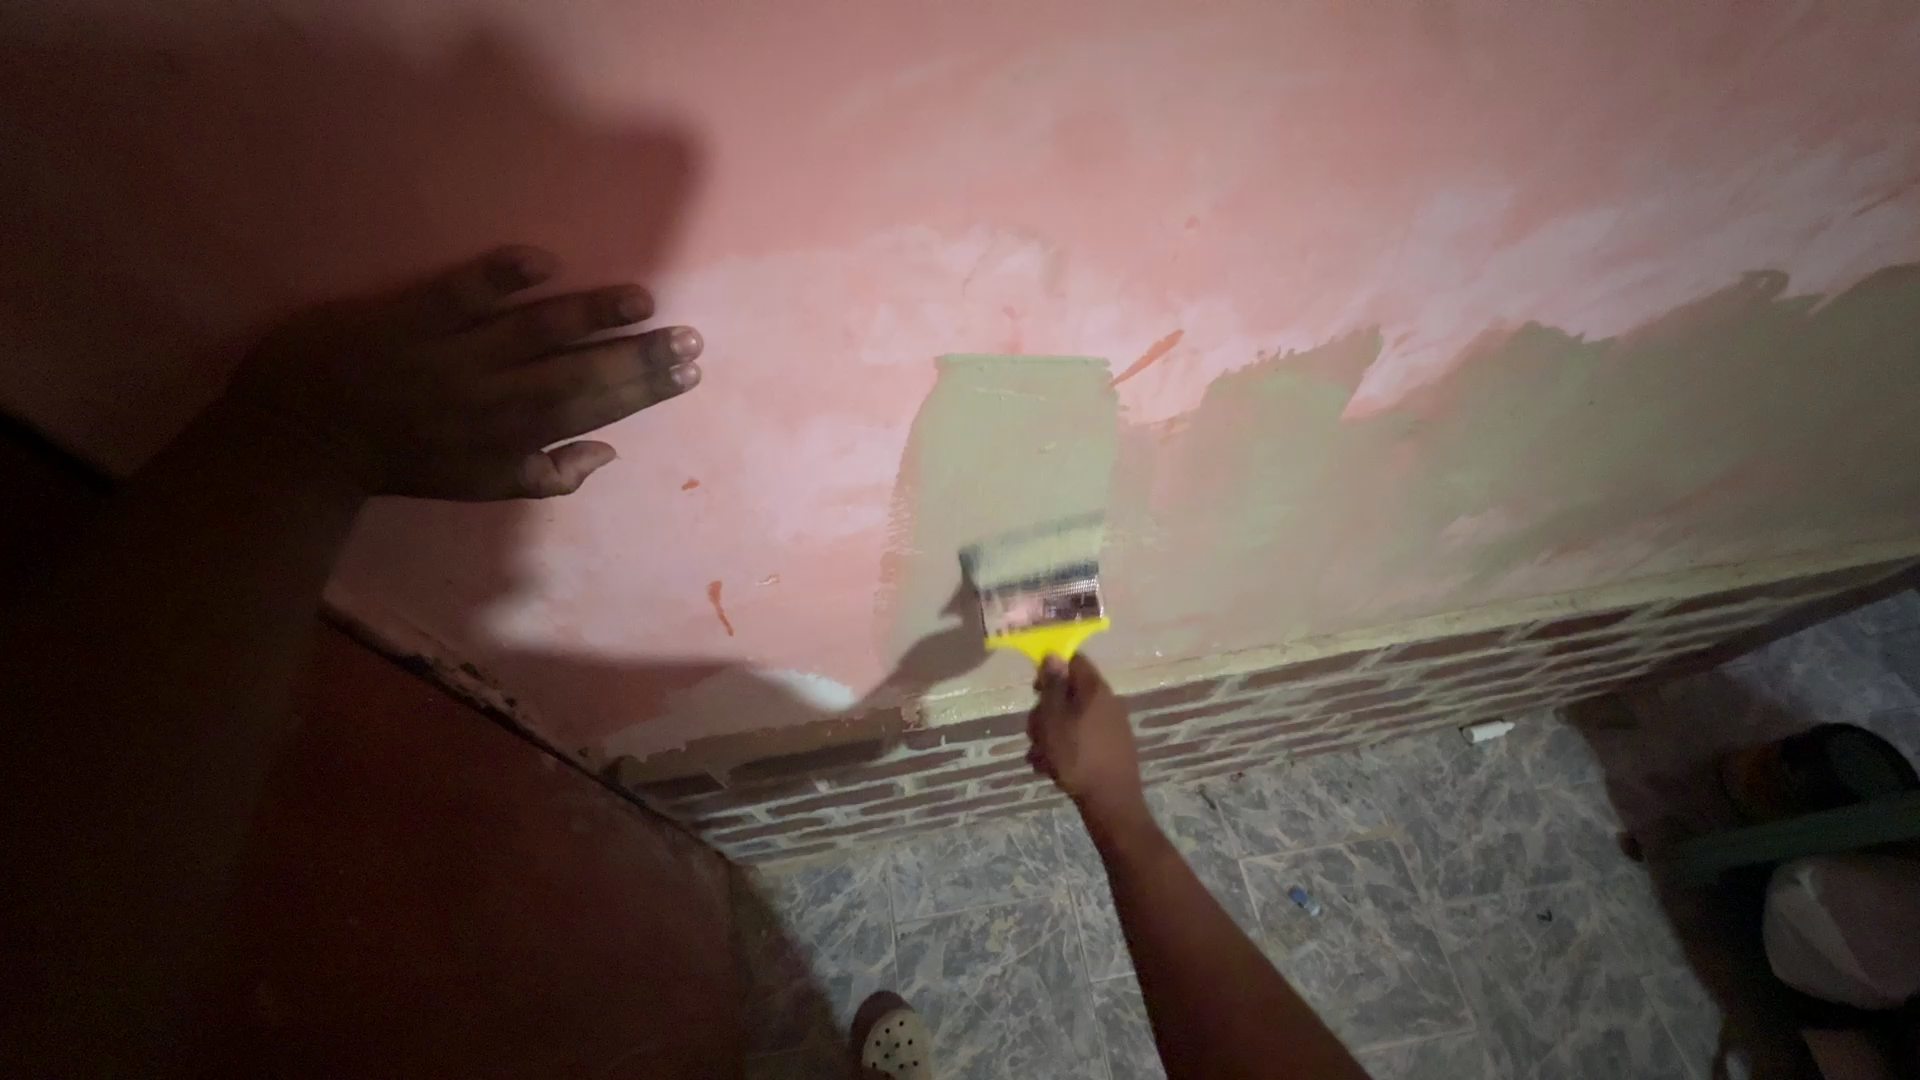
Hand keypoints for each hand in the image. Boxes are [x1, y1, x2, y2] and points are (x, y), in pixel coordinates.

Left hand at [222, 245, 702, 499]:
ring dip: (591, 315)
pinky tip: (543, 261)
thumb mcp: (484, 487)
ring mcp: (454, 354)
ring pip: (535, 332)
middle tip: (689, 339)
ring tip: (642, 301)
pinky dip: (498, 278)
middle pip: (581, 371)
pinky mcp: (408, 319)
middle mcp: (497, 396)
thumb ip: (550, 475)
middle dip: (640, 356)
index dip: (647, 391)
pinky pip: (458, 295)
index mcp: (517, 436)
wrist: (304, 441)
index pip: (598, 408)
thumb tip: (610, 452)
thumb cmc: (407, 464)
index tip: (690, 374)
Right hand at [1027, 653, 1147, 823]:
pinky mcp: (1112, 747)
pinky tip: (1051, 768)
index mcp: (1095, 689)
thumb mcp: (1054, 718)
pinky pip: (1081, 738)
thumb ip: (1053, 685)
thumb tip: (1053, 654)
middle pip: (1069, 693)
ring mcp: (1112, 726)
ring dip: (1051, 734)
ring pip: (1071, 719)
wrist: (1110, 802)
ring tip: (1039, 757)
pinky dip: (1065, 748)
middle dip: (1046, 711)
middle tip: (1034, 732)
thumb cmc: (1076, 755)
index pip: (1073, 661)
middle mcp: (1107, 702)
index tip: (1035, 690)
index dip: (1051, 670)